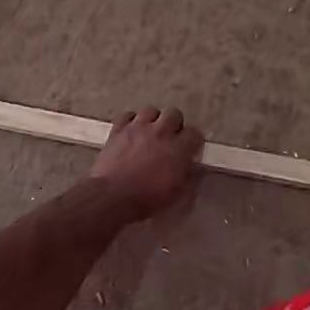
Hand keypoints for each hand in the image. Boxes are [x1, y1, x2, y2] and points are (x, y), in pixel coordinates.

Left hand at [89, 107, 204, 219]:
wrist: (114, 196)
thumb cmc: (147, 199)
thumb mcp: (178, 196)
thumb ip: (191, 178)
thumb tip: (196, 169)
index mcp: (178, 148)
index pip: (195, 133)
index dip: (193, 141)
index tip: (190, 149)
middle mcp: (160, 133)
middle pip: (174, 114)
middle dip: (175, 124)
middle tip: (171, 138)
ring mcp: (137, 128)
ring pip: (150, 110)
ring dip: (153, 120)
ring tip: (150, 132)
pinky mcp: (118, 130)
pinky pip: (126, 115)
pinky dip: (130, 121)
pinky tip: (131, 131)